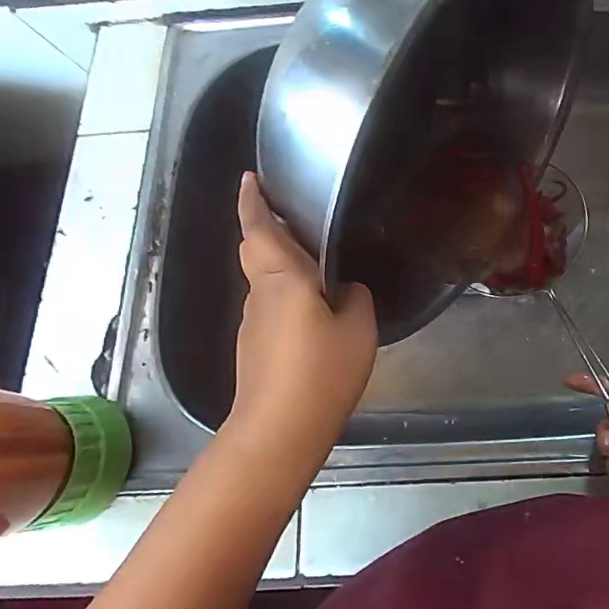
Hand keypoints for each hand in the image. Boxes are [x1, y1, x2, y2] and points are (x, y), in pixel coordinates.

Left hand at [231, 173, 376, 443]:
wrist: (278, 430)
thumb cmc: (321, 372)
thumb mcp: (358, 329)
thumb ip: (355, 298)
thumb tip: (346, 288)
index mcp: (282, 279)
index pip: (259, 229)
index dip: (252, 201)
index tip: (250, 178)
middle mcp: (260, 295)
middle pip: (256, 251)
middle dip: (268, 229)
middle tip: (298, 219)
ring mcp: (252, 324)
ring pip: (265, 282)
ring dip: (282, 266)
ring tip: (319, 269)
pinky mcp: (254, 348)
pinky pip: (271, 308)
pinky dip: (287, 298)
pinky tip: (314, 316)